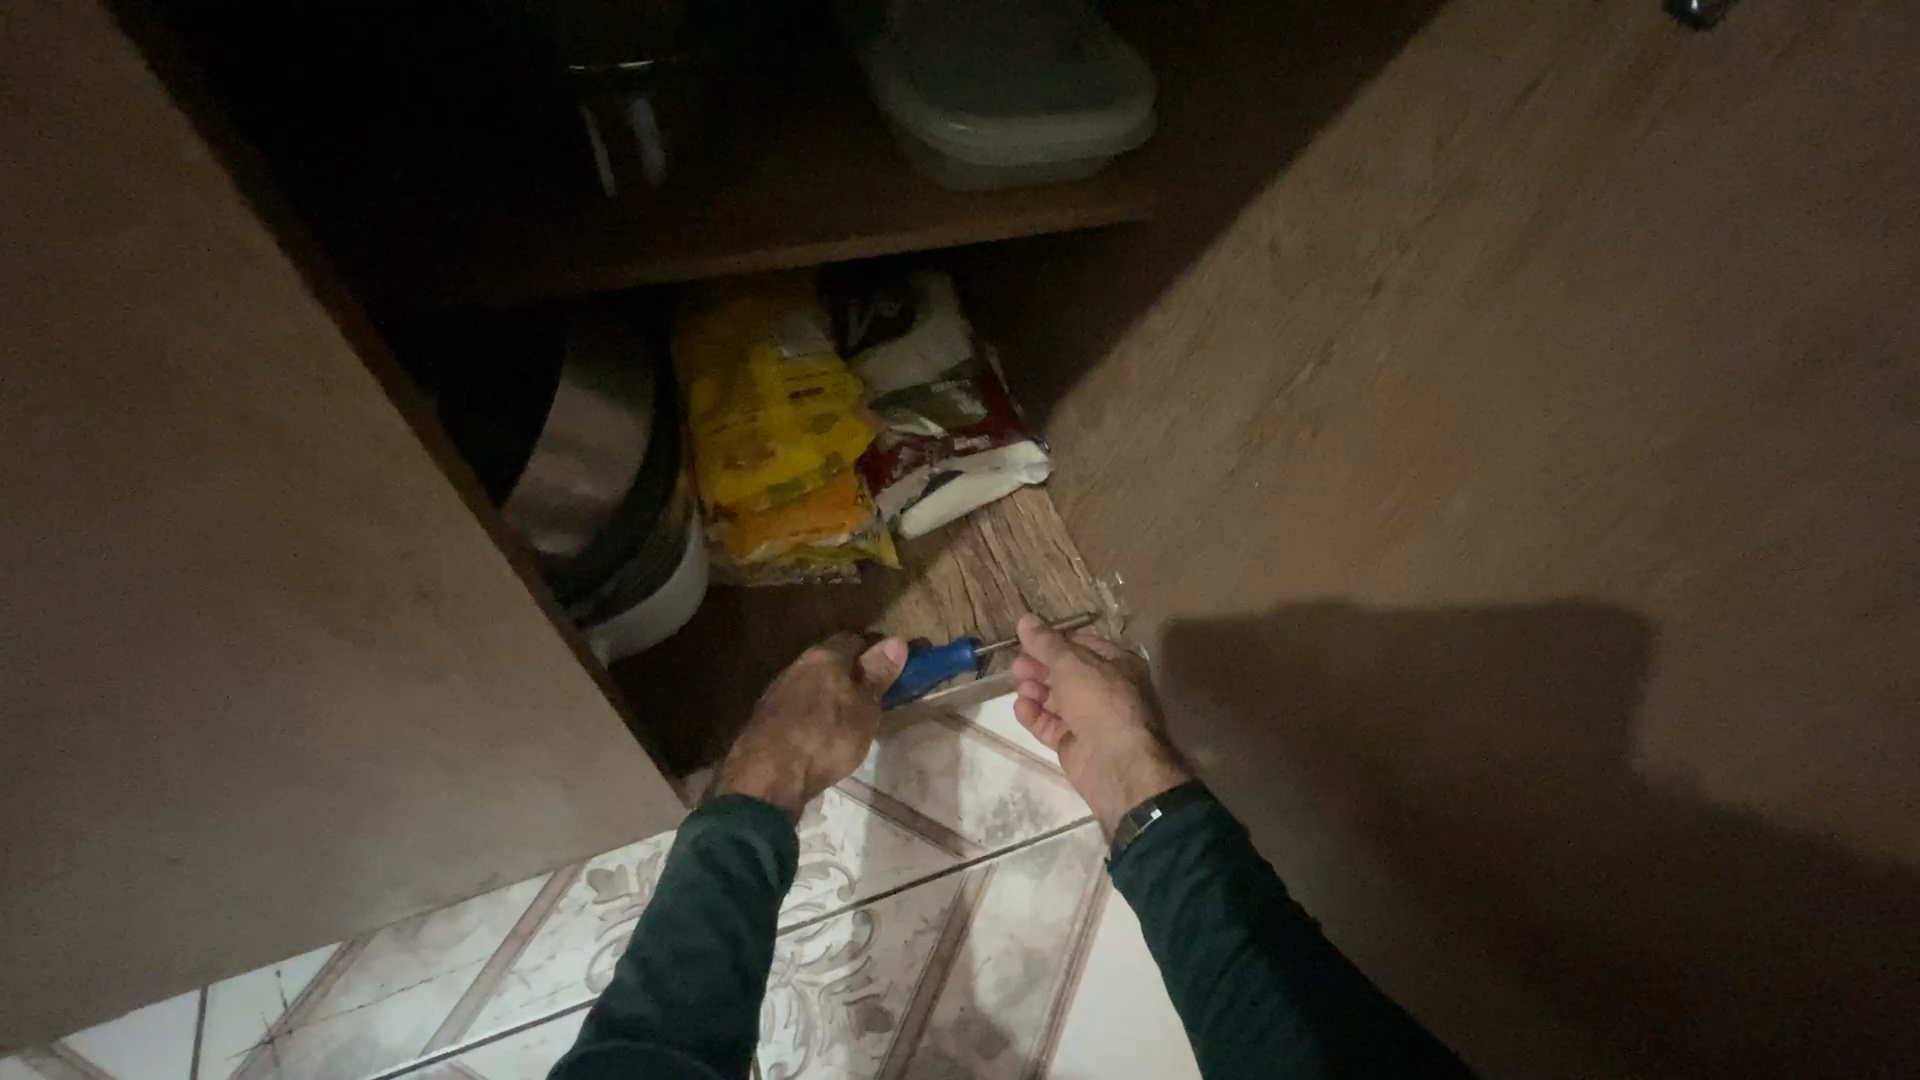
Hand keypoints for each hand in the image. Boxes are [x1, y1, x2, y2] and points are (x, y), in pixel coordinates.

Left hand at [712, 633, 907, 818]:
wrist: (767, 775)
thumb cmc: (827, 736)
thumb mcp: (864, 708)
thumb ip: (877, 674)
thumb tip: (896, 640)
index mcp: (825, 656)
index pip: (854, 638)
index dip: (873, 650)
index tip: (889, 668)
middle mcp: (797, 665)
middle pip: (829, 660)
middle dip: (849, 672)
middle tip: (870, 693)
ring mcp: (777, 691)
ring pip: (810, 682)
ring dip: (827, 693)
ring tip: (846, 715)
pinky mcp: (765, 718)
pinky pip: (797, 705)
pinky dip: (811, 712)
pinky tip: (818, 732)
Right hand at [1011, 614, 1192, 837]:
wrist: (1117, 764)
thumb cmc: (1101, 702)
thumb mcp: (1072, 664)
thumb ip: (1046, 643)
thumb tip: (1025, 619)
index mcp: (1117, 664)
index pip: (1082, 645)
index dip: (1054, 641)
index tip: (1027, 639)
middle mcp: (1106, 690)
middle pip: (1066, 672)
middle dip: (1040, 667)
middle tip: (1017, 665)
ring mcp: (1090, 719)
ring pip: (1056, 699)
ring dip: (1036, 690)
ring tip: (1019, 685)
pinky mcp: (1075, 744)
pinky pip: (1051, 725)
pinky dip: (1035, 715)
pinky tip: (1021, 707)